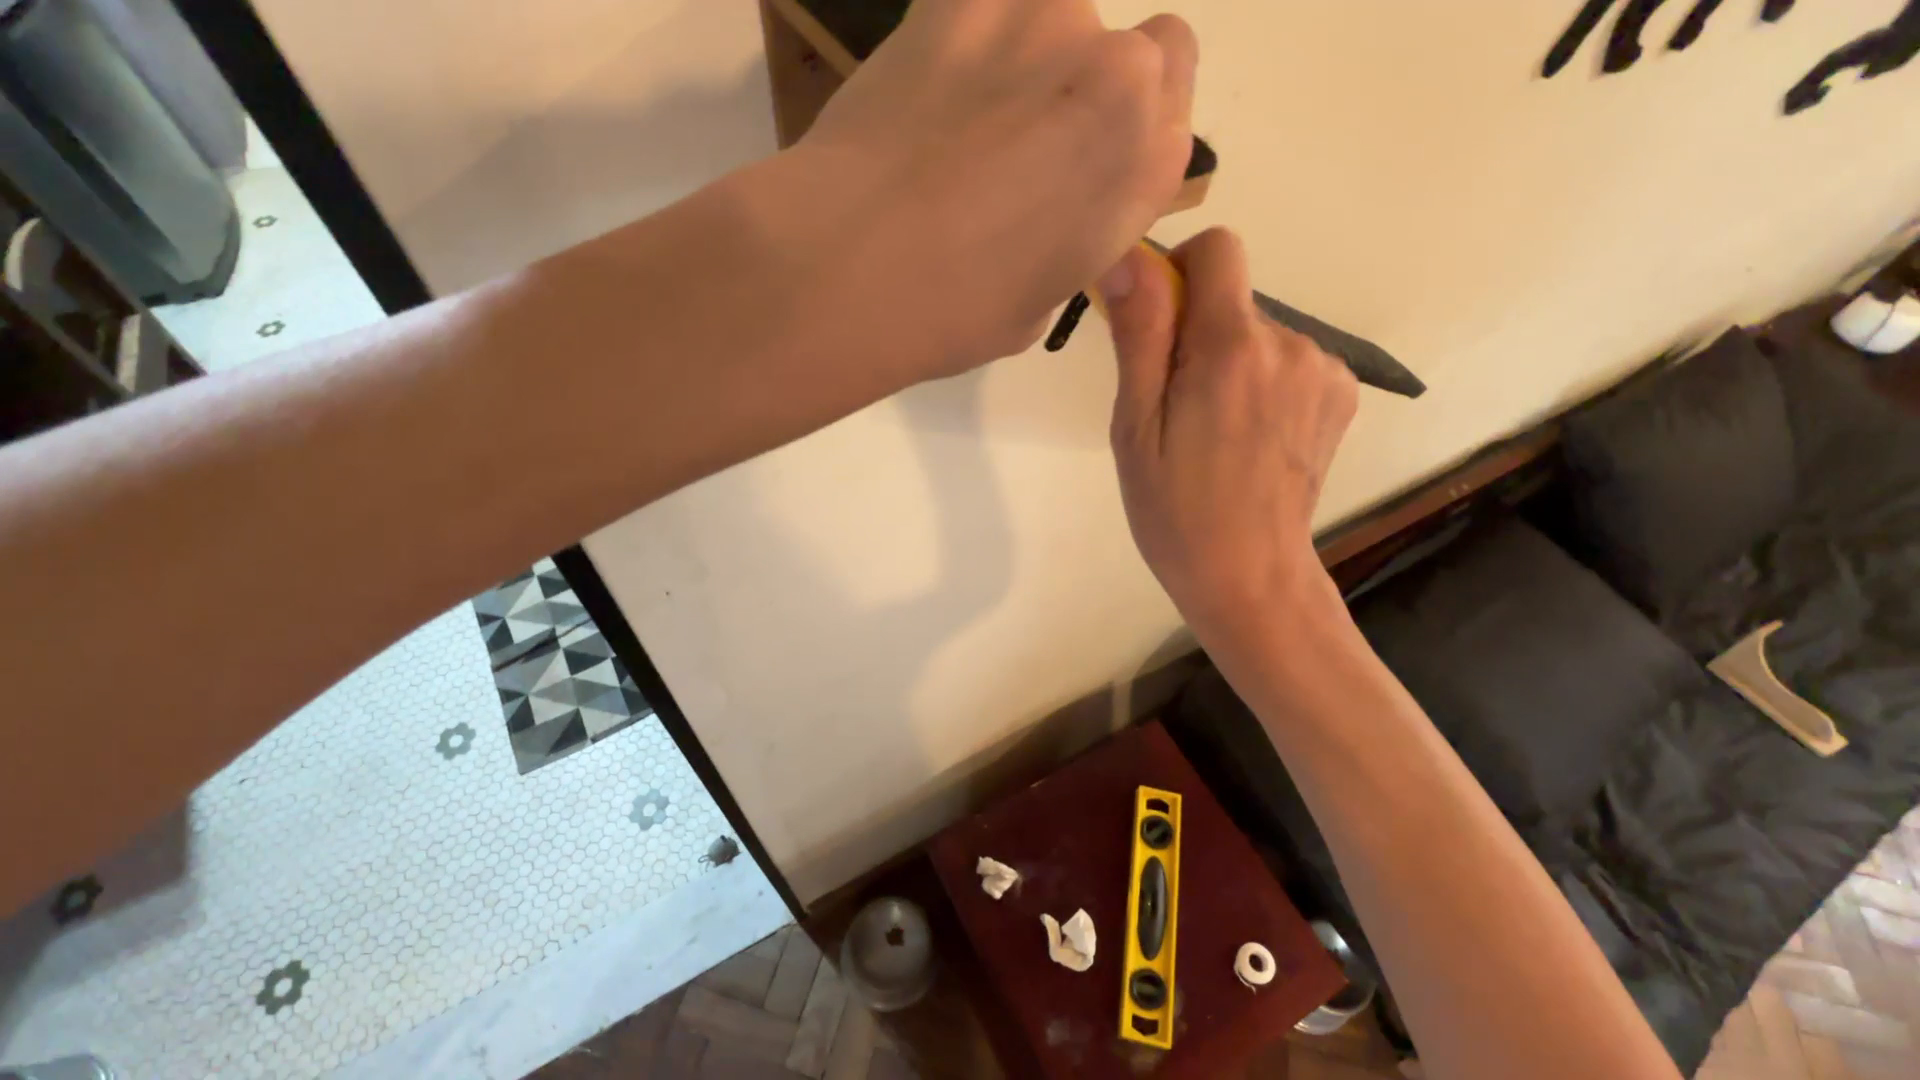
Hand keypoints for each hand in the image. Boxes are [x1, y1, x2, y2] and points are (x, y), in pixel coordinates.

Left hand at [798, 0, 1195, 371]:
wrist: (852, 266)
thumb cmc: (954, 312)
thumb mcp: (1041, 304)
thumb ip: (1072, 243)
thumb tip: (1060, 224)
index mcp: (1147, 169)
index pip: (1171, 114)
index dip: (1126, 134)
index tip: (1082, 158)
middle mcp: (1124, 81)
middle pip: (1147, 49)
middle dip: (1100, 82)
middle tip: (1032, 128)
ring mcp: (1051, 22)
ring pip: (1062, 13)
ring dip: (1029, 51)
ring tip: (958, 109)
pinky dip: (966, 24)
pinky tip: (924, 75)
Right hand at [1103, 230, 1358, 646]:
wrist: (1250, 575)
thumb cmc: (1174, 511)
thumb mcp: (1134, 428)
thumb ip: (1139, 336)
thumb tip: (1128, 257)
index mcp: (1232, 349)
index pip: (1218, 249)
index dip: (1180, 272)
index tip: (1158, 326)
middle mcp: (1291, 344)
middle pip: (1234, 298)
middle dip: (1198, 332)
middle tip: (1177, 406)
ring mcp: (1325, 370)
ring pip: (1260, 331)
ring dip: (1232, 360)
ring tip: (1215, 430)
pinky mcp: (1342, 393)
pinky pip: (1289, 358)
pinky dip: (1265, 381)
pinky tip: (1250, 435)